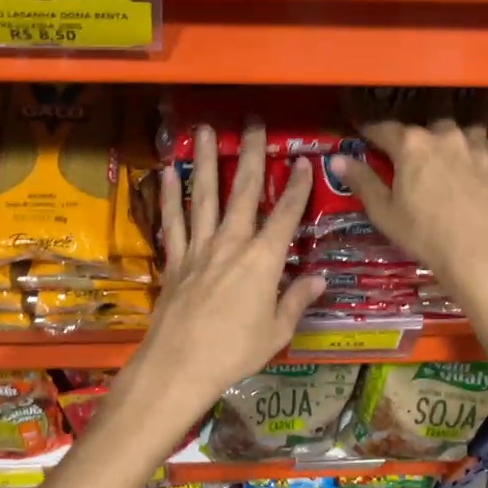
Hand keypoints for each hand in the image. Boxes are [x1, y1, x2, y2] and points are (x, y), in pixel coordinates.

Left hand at [116, 123, 325, 443]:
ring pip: (203, 195)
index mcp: (263, 260)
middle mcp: (231, 243)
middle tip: (252, 122)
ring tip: (205, 130)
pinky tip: (167, 172)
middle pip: (243, 191)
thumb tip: (320, 279)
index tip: (304, 162)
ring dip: (206, 161)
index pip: (285, 215)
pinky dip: (169, 196)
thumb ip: (296, 300)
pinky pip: (172, 221)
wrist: (180, 365)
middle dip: (251, 154)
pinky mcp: (175, 259)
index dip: (297, 187)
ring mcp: (199, 248)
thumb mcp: (276, 331)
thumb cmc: (234, 352)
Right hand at [328, 112, 487, 299]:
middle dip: (409, 133)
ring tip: (439, 144)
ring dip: (444, 132)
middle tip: (402, 148)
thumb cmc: (425, 235)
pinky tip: (476, 148)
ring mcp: (472, 144)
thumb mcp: (385, 213)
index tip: (361, 134)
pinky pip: (485, 138)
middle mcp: (442, 135)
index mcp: (410, 144)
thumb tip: (337, 159)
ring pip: (455, 125)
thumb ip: (362, 181)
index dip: (369, 131)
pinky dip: (477, 140)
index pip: (382, 128)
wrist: (483, 253)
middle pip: (421, 124)